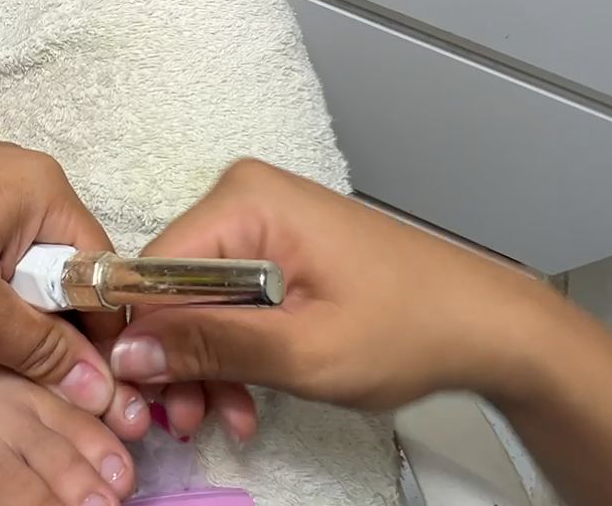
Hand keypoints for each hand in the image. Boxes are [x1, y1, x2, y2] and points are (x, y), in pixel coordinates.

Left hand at [0, 139, 123, 414]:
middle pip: (60, 257)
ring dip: (6, 298)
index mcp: (43, 186)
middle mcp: (19, 167)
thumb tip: (102, 386)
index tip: (81, 382)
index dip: (96, 332)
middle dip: (44, 315)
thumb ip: (44, 350)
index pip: (100, 267)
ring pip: (18, 251)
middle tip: (11, 358)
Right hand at [108, 160, 565, 410]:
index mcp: (244, 200)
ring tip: (229, 413)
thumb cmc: (409, 327)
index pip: (156, 265)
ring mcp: (256, 216)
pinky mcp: (270, 240)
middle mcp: (239, 195)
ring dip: (207, 358)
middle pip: (174, 282)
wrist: (483, 321)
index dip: (145, 333)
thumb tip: (129, 351)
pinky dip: (231, 342)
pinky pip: (226, 292)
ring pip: (197, 294)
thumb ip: (210, 346)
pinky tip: (246, 388)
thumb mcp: (303, 351)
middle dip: (182, 354)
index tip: (152, 393)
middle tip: (193, 416)